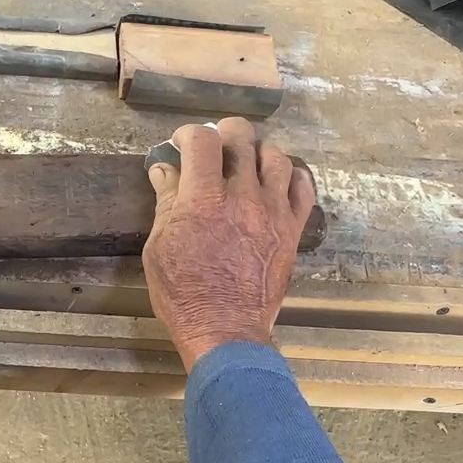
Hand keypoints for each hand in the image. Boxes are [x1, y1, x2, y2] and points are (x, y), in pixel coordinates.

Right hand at [142, 118, 315, 368]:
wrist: (225, 330)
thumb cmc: (182, 294)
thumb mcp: (159, 249)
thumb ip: (165, 203)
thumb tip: (163, 169)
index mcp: (203, 200)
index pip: (201, 141)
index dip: (188, 134)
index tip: (181, 143)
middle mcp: (242, 196)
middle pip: (241, 138)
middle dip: (223, 133)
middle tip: (213, 147)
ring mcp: (273, 211)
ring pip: (275, 155)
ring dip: (257, 151)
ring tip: (246, 163)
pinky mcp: (293, 229)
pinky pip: (303, 186)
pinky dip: (290, 175)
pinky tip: (277, 181)